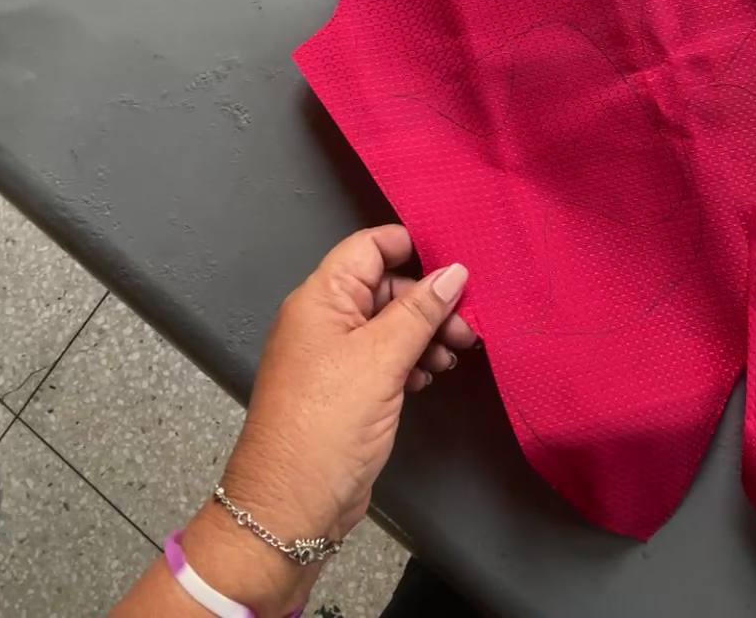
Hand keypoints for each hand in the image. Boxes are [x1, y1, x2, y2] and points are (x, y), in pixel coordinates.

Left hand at [114, 226, 474, 617]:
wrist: (289, 509)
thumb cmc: (328, 424)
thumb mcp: (381, 360)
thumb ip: (420, 311)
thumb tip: (455, 271)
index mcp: (322, 297)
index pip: (369, 246)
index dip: (411, 246)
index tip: (455, 262)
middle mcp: (326, 317)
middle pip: (386, 285)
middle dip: (429, 300)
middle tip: (466, 327)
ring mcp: (335, 353)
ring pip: (390, 322)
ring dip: (425, 333)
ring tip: (451, 356)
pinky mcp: (347, 384)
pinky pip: (385, 354)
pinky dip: (411, 358)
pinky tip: (429, 375)